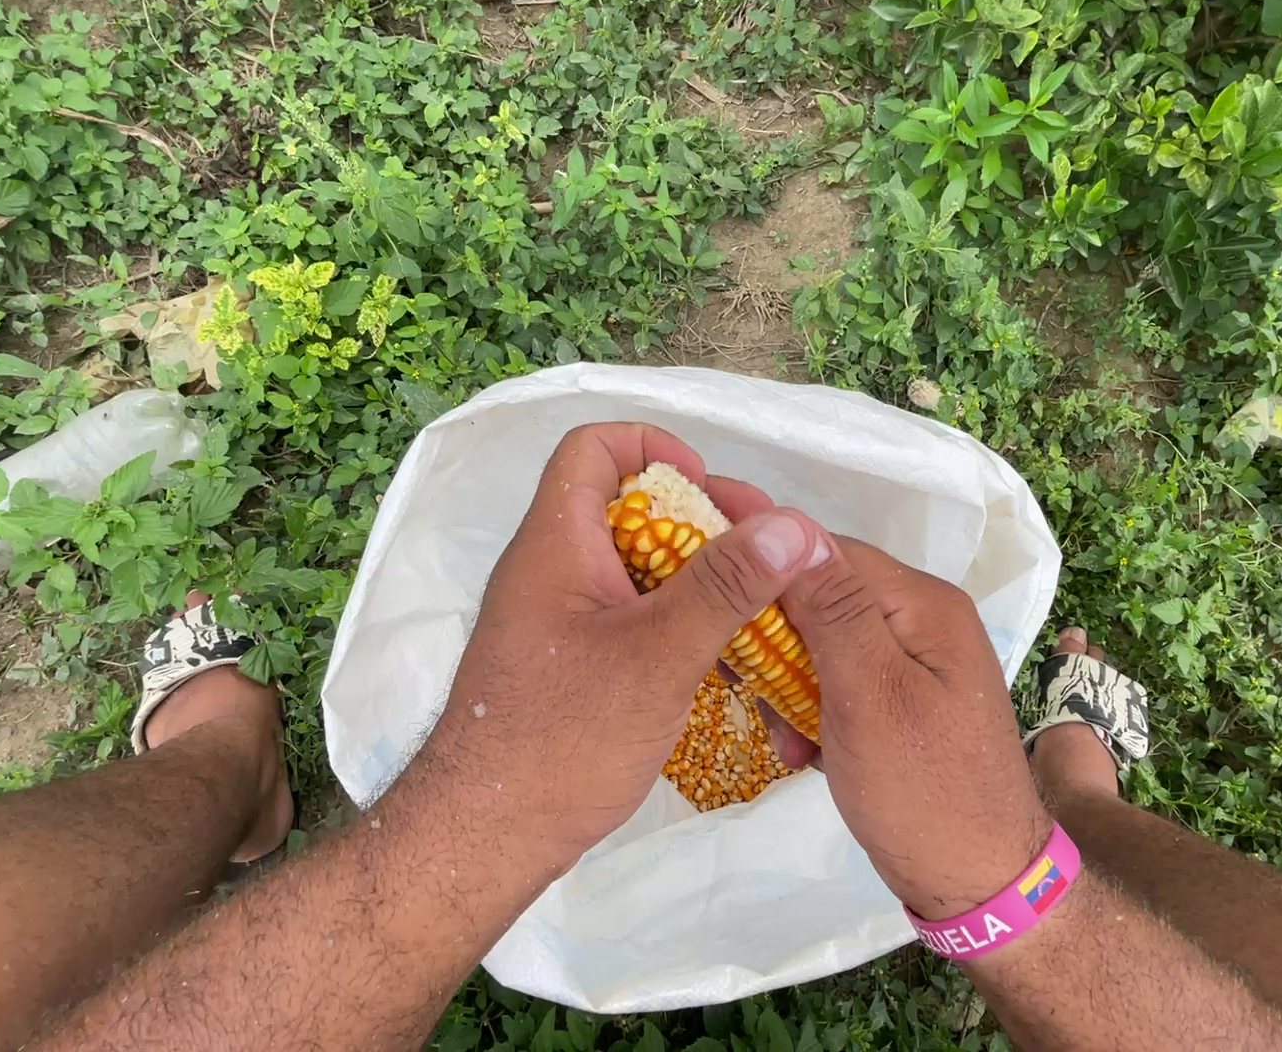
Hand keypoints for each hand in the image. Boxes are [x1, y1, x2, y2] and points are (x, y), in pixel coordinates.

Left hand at [422, 422, 834, 862]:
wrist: (488, 834)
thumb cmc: (563, 736)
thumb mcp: (656, 654)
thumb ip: (725, 586)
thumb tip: (793, 525)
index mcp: (556, 541)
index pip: (592, 447)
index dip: (652, 446)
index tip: (706, 485)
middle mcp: (553, 565)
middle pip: (626, 504)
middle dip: (697, 517)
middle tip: (756, 552)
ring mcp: (561, 614)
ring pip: (635, 563)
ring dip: (694, 572)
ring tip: (754, 600)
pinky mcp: (573, 656)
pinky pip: (632, 609)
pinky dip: (677, 614)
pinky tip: (721, 647)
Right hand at [780, 538, 1053, 918]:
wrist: (978, 884)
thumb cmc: (921, 790)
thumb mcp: (869, 694)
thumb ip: (833, 609)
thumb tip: (793, 525)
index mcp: (922, 603)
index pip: (825, 550)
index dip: (767, 568)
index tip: (717, 603)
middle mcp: (921, 617)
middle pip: (822, 594)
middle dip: (776, 638)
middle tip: (742, 683)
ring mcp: (912, 657)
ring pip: (822, 639)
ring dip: (789, 681)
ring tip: (784, 734)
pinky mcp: (900, 694)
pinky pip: (839, 676)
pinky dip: (812, 706)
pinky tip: (803, 747)